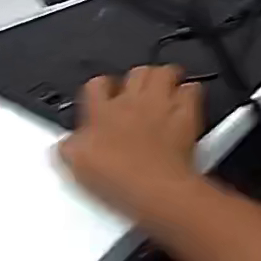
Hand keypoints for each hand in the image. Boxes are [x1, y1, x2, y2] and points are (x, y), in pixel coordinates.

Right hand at [60, 65, 203, 214]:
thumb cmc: (119, 181)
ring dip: (165, 80)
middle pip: (136, 72)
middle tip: (140, 95)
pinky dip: (190, 94)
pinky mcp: (186, 114)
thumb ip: (72, 146)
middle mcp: (132, 102)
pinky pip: (192, 89)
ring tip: (164, 93)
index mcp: (101, 112)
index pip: (96, 85)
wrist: (154, 189)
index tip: (105, 97)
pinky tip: (186, 105)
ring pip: (165, 72)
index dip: (102, 88)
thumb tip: (69, 144)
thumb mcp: (77, 165)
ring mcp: (161, 105)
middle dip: (139, 80)